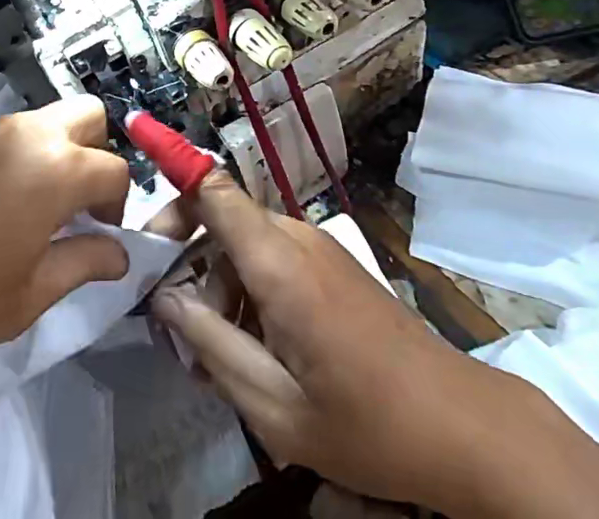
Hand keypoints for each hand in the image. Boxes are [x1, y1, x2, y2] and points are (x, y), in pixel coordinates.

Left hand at [0, 93, 133, 396]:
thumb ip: (81, 266)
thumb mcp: (25, 297)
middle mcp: (19, 133)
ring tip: (18, 215)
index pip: (112, 169)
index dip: (118, 203)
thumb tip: (117, 255)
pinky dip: (4, 161)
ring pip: (33, 123)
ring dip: (46, 157)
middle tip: (74, 207)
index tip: (101, 235)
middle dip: (95, 154)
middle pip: (84, 115)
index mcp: (53, 168)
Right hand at [149, 171, 504, 507]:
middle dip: (186, 268)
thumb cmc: (368, 425)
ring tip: (218, 358)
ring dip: (216, 289)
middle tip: (180, 335)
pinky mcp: (328, 266)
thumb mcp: (273, 403)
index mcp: (279, 263)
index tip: (134, 200)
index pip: (212, 190)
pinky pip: (268, 260)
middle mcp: (295, 240)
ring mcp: (316, 250)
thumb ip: (210, 343)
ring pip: (239, 245)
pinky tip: (252, 349)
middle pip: (217, 222)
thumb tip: (165, 298)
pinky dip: (245, 293)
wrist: (464, 428)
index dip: (169, 171)